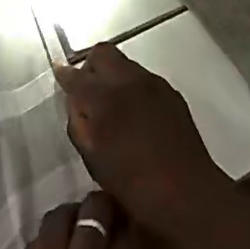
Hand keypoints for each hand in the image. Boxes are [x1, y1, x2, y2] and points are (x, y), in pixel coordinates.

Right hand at [53, 45, 233, 247]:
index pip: (74, 74)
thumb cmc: (132, 182)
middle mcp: (128, 80)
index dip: (64, 75)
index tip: (60, 79)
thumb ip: (77, 121)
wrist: (188, 195)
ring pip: (125, 64)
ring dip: (113, 76)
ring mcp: (153, 84)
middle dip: (91, 66)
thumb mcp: (92, 156)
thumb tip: (74, 101)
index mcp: (103, 96)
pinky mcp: (172, 94)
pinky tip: (136, 114)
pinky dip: (134, 87)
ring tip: (114, 105)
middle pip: (102, 53)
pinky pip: (144, 79)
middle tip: (88, 91)